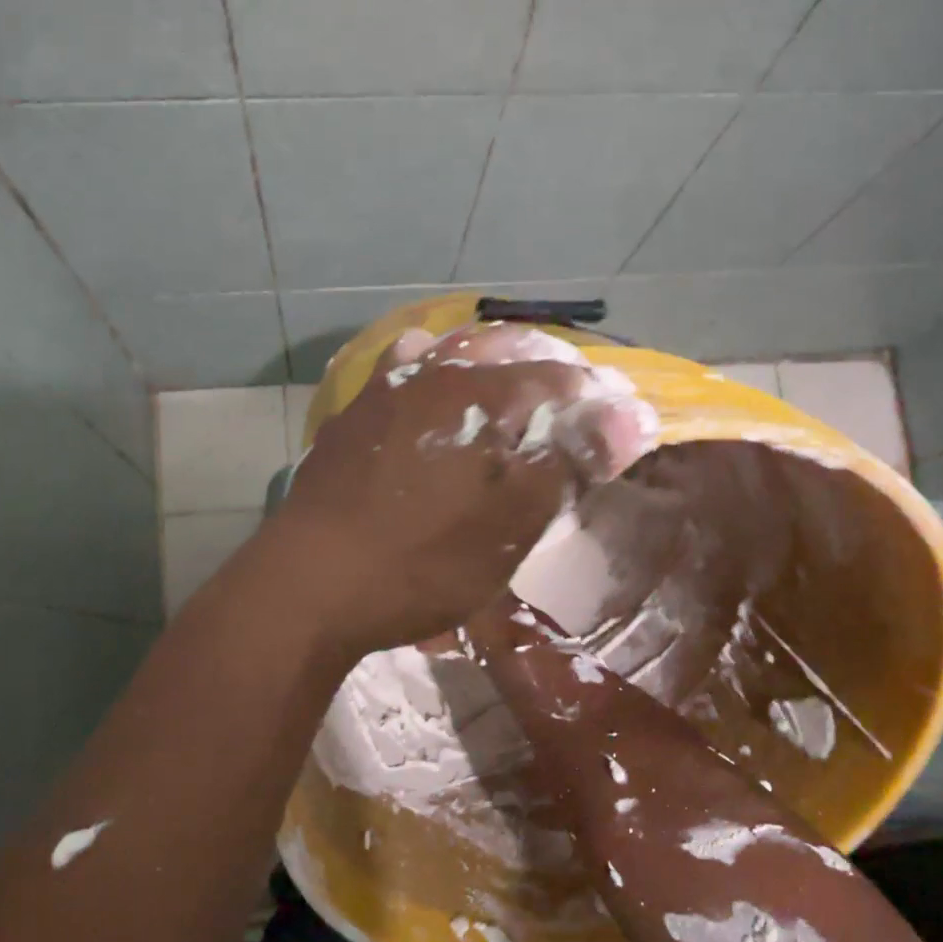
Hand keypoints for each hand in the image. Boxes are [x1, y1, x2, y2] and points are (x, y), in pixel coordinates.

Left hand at [266, 323, 655, 655]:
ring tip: (507, 387)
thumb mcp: (513, 523)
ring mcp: (382, 394)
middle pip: (504, 357)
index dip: (595, 401)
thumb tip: (632, 413)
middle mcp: (433, 376)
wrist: (310, 584)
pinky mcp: (349, 422)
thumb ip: (571, 459)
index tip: (616, 425)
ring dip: (486, 367)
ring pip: (448, 359)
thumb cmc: (425, 559)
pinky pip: (397, 379)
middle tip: (570, 407)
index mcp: (482, 394)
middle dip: (545, 376)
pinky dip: (425, 374)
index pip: (558, 381)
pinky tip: (424, 373)